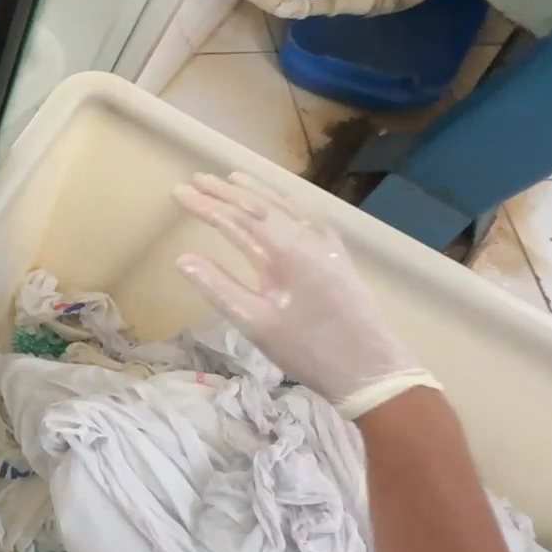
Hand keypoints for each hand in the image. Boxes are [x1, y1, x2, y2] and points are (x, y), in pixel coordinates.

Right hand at [171, 172, 436, 417]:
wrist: (373, 373)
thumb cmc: (308, 350)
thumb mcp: (255, 323)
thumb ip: (218, 287)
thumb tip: (182, 258)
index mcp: (285, 254)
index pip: (235, 220)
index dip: (204, 205)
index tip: (178, 192)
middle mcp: (306, 241)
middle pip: (260, 206)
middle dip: (226, 192)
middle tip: (197, 178)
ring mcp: (326, 247)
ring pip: (286, 208)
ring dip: (257, 191)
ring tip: (233, 178)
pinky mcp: (337, 257)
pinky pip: (309, 218)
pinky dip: (288, 204)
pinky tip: (284, 202)